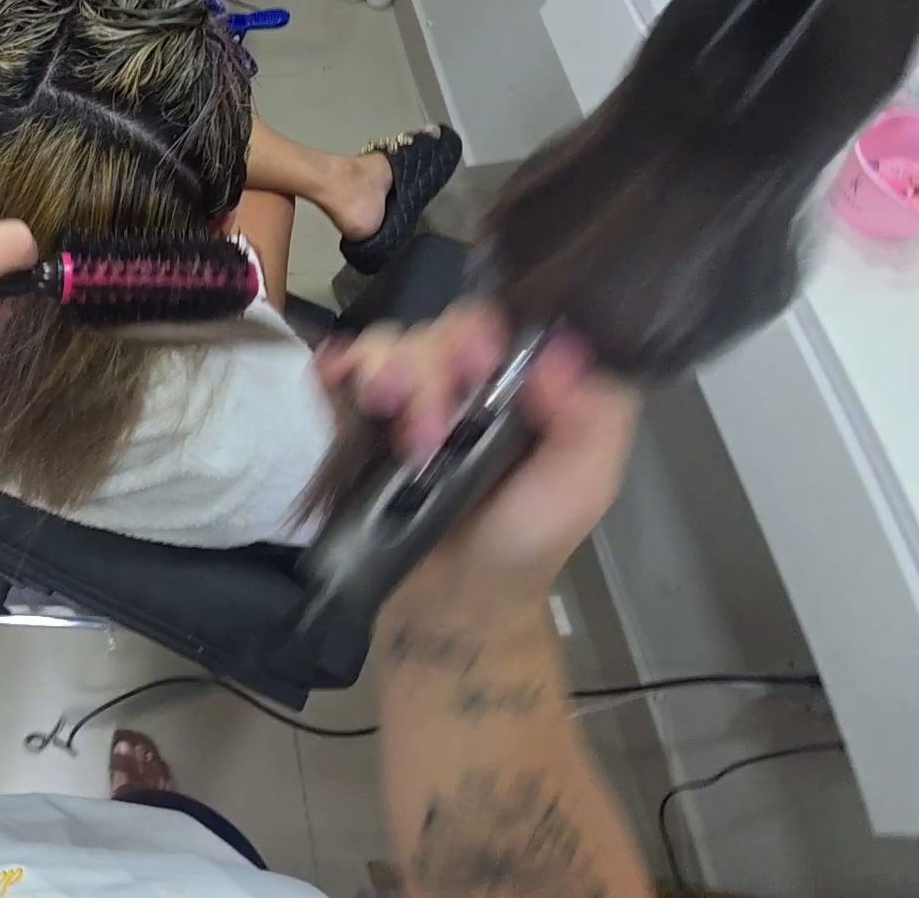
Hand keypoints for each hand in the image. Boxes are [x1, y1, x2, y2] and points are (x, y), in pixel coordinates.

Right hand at [314, 304, 640, 622]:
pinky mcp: (353, 420)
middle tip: (425, 436)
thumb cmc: (520, 543)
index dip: (476, 333)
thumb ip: (591, 419)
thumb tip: (557, 347)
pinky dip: (330, 366)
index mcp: (514, 387)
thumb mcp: (580, 486)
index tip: (475, 365)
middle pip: (428, 334)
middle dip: (424, 374)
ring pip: (380, 348)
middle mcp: (457, 383)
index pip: (490, 325)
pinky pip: (335, 375)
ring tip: (381, 414)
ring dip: (377, 372)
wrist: (445, 596)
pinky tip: (331, 375)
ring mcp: (400, 400)